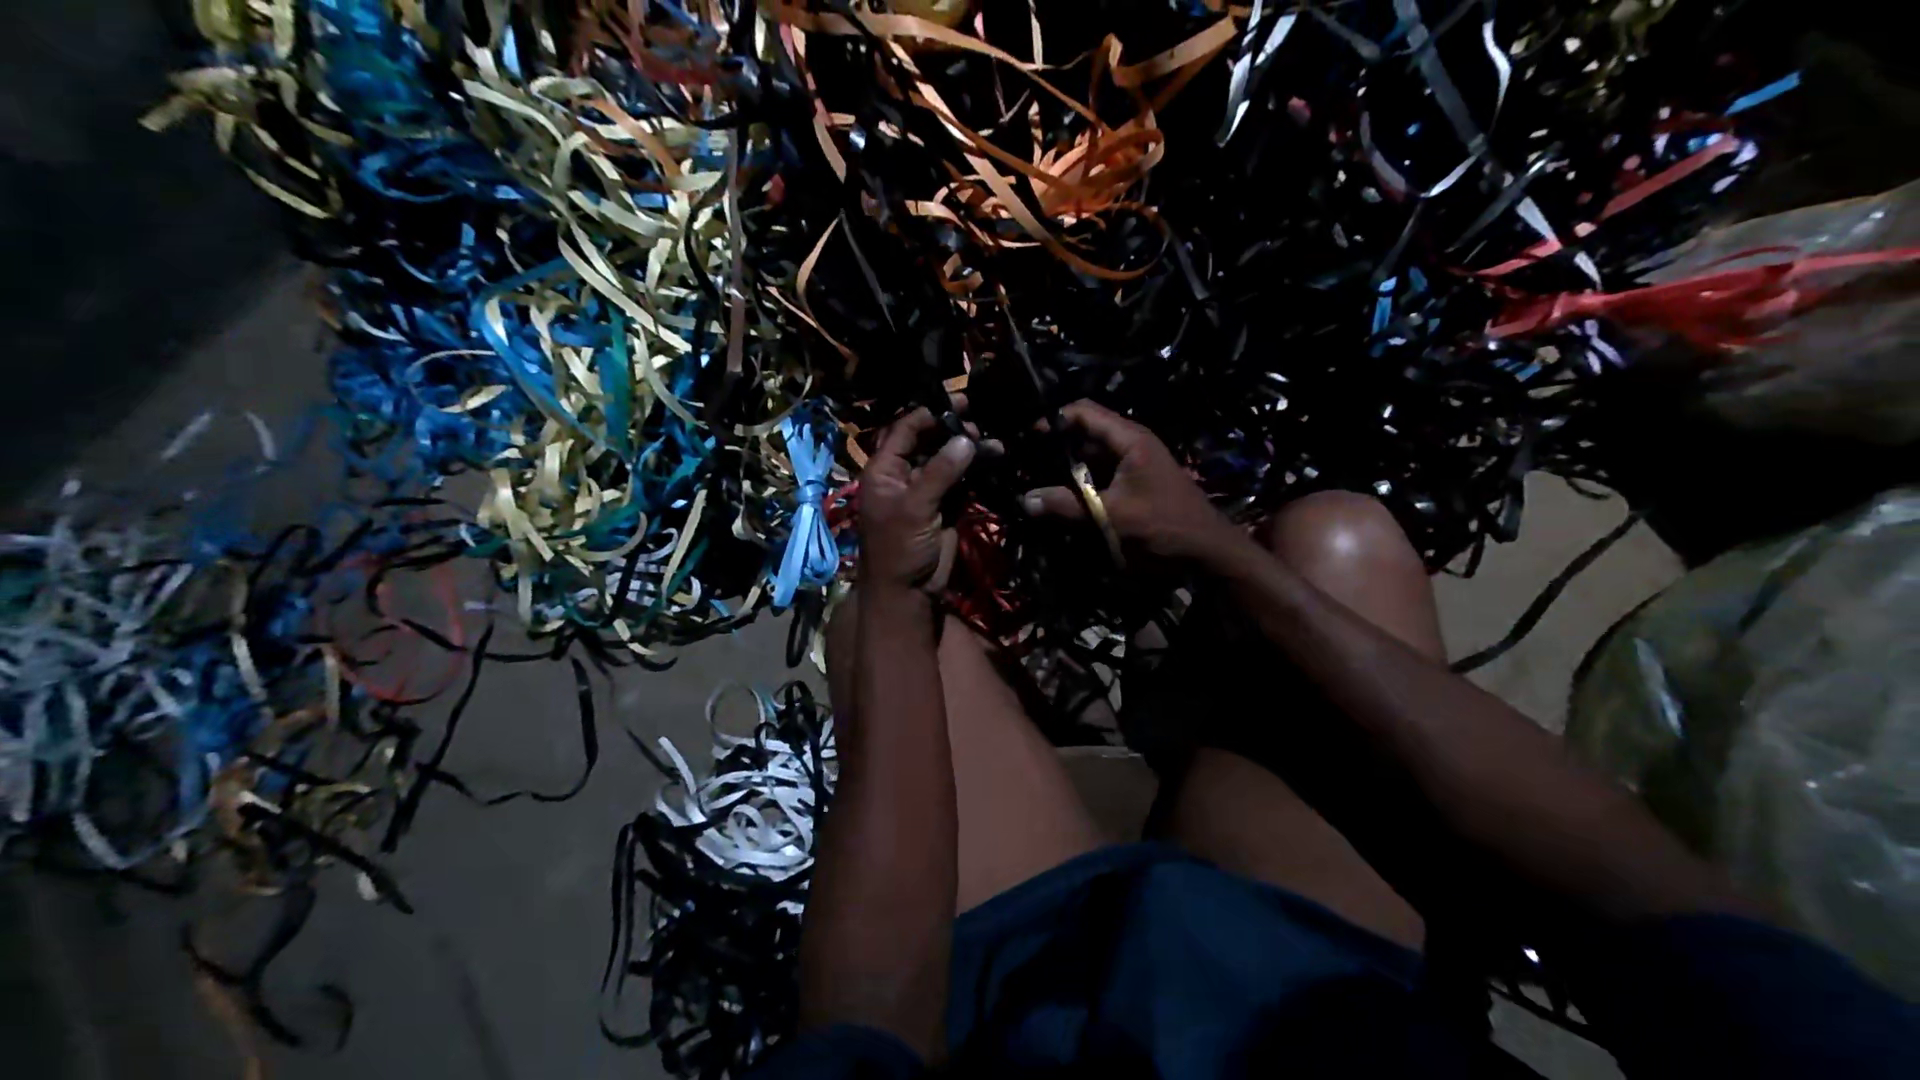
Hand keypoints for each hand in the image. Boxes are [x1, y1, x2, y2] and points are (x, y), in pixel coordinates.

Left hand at [858, 406, 976, 590]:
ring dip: (969, 451)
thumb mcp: (915, 507)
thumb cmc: (899, 547)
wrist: (908, 591)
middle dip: (953, 431)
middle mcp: (904, 475)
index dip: (930, 414)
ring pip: (948, 460)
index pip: (905, 430)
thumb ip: (941, 471)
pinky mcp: (946, 506)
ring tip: (993, 444)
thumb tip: (966, 439)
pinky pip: (961, 481)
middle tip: (980, 425)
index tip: (960, 402)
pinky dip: (976, 471)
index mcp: (884, 470)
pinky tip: (994, 460)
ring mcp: (926, 490)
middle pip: (929, 442)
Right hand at [1021, 400, 1240, 561]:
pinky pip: (1100, 477)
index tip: (1026, 437)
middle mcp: (1130, 445)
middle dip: (1055, 446)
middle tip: (1025, 462)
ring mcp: (1133, 465)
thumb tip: (1024, 499)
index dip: (1054, 419)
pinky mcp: (1133, 485)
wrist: (1208, 552)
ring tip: (1036, 480)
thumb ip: (1067, 506)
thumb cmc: (1163, 525)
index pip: (1084, 412)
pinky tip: (1060, 498)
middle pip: (1084, 434)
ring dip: (1066, 468)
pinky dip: (1080, 484)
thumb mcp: (1111, 515)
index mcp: (1130, 439)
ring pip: (1090, 458)